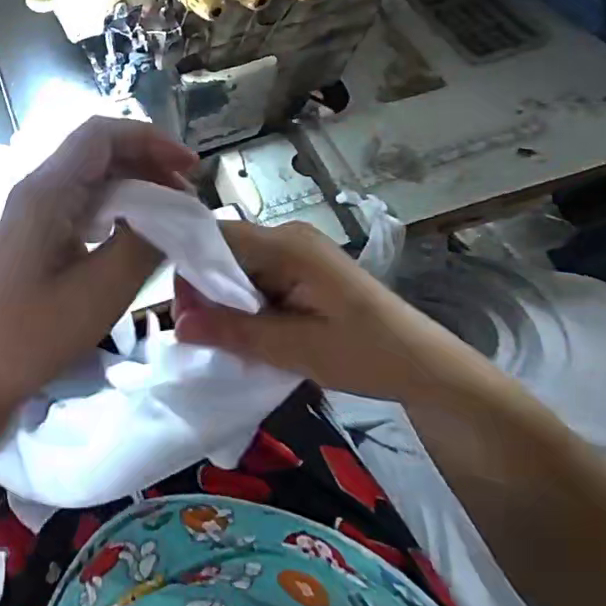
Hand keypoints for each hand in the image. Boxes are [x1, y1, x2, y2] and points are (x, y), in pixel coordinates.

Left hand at [0, 117, 198, 417]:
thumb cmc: (36, 332)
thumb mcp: (103, 289)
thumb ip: (145, 241)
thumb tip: (176, 212)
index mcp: (46, 191)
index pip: (100, 134)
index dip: (150, 139)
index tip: (190, 167)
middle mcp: (35, 189)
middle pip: (97, 150)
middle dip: (147, 162)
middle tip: (187, 196)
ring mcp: (31, 210)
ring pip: (90, 175)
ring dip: (133, 184)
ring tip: (171, 213)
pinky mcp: (34, 232)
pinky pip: (80, 200)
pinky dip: (115, 205)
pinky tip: (136, 231)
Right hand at [172, 220, 478, 401]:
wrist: (428, 368)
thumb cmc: (367, 354)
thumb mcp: (295, 349)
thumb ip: (234, 332)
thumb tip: (177, 324)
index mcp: (288, 245)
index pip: (216, 237)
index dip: (190, 270)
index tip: (184, 315)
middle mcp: (289, 237)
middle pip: (225, 251)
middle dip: (207, 291)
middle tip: (204, 335)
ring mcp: (299, 251)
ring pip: (240, 266)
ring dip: (228, 300)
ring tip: (229, 339)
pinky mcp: (306, 269)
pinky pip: (260, 277)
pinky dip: (248, 303)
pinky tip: (254, 332)